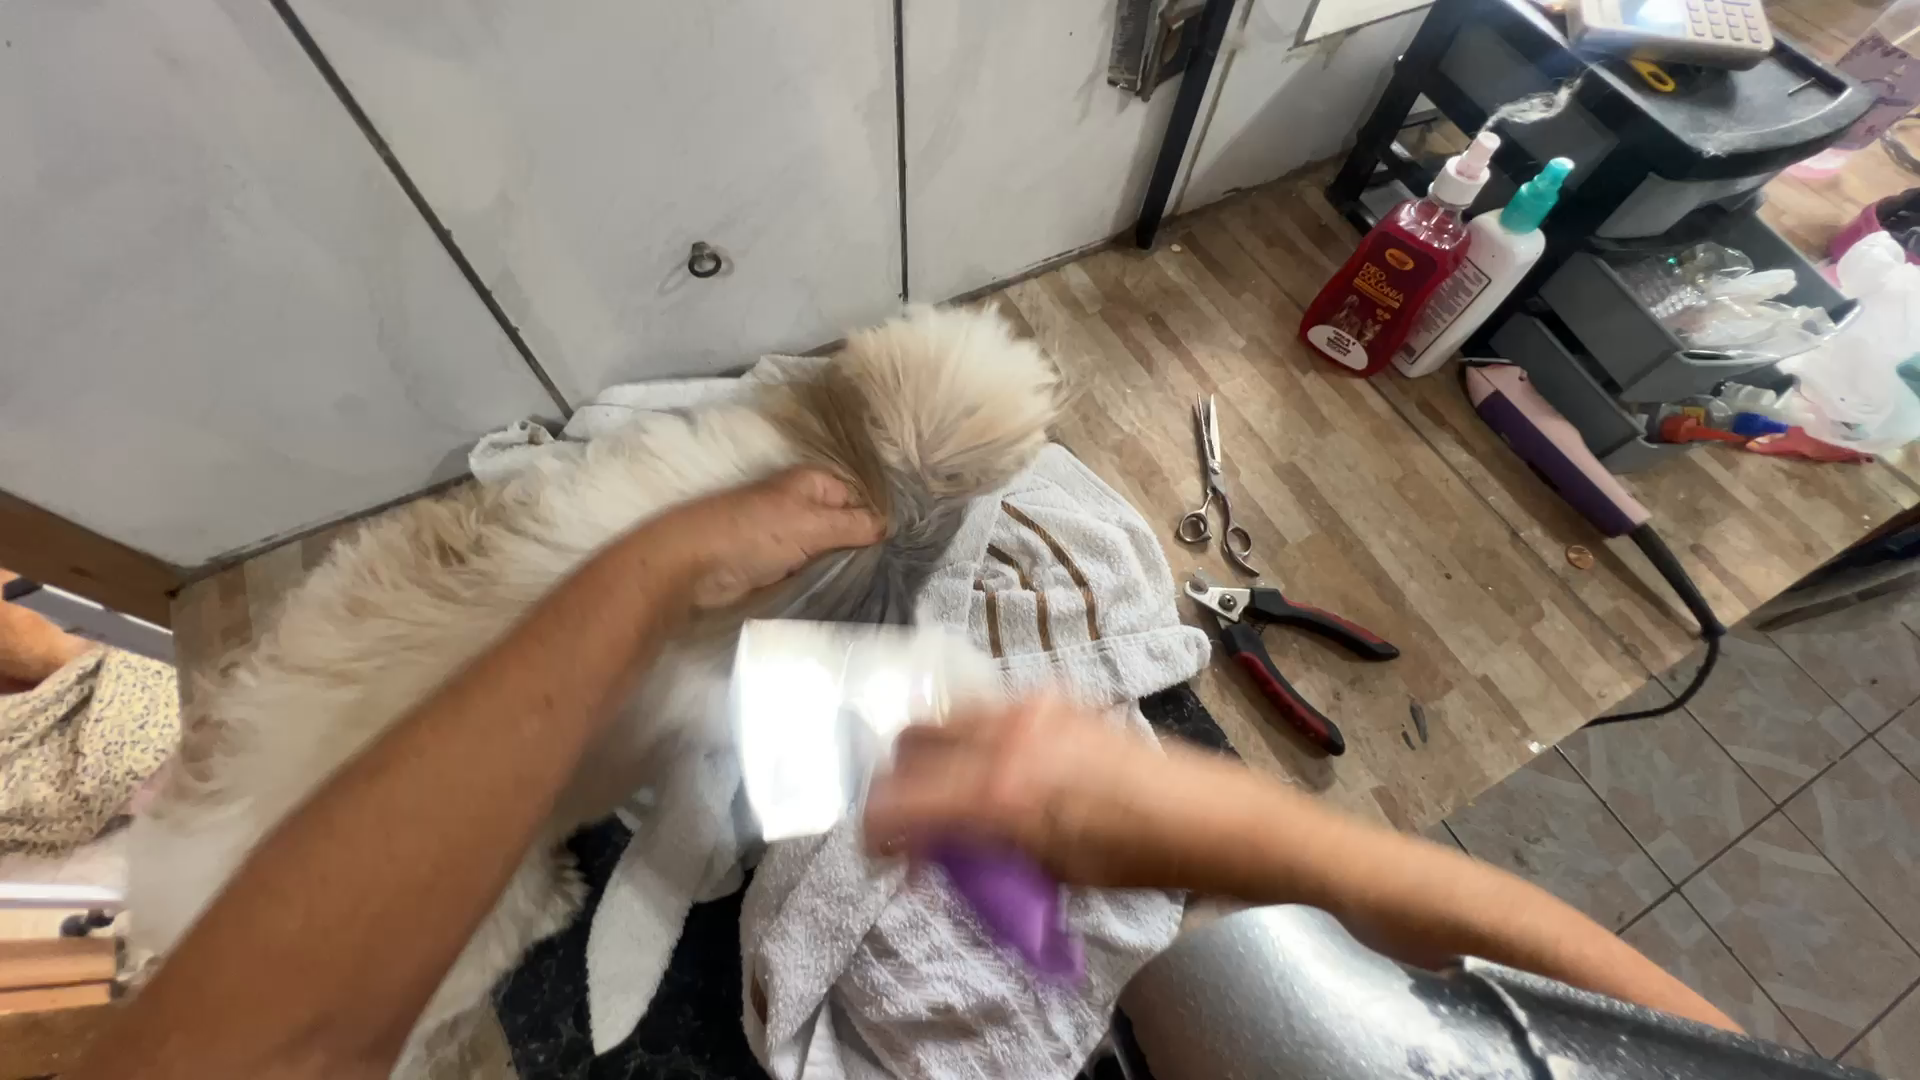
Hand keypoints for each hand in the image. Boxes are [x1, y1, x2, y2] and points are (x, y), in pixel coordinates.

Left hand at [654, 468, 886, 609]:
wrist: (695, 565)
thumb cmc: (754, 534)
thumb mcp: (813, 525)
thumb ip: (855, 524)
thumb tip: (890, 527)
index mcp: (814, 483)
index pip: (861, 497)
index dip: (879, 519)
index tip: (903, 546)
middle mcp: (805, 504)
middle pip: (849, 523)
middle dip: (866, 544)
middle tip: (895, 568)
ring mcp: (792, 534)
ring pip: (834, 548)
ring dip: (848, 564)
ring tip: (879, 582)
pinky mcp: (781, 563)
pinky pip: (815, 567)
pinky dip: (828, 576)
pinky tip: (850, 590)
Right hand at [861, 696, 1249, 888]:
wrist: (1199, 813)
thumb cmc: (1129, 860)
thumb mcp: (1044, 872)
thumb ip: (976, 852)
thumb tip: (928, 850)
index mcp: (1000, 793)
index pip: (902, 798)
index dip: (873, 823)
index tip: (874, 844)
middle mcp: (1005, 736)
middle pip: (911, 738)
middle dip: (897, 777)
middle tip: (909, 814)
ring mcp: (1028, 707)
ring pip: (945, 713)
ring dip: (932, 750)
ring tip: (948, 785)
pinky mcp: (1051, 695)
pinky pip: (986, 705)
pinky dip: (970, 731)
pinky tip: (991, 760)